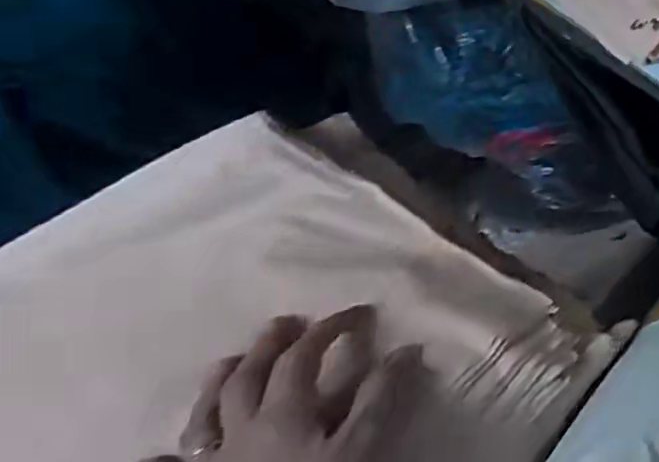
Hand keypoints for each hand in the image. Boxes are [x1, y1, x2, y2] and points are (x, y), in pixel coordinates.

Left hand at [148, 307, 424, 461]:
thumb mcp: (359, 444)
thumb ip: (379, 396)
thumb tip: (405, 348)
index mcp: (282, 412)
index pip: (303, 355)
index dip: (330, 327)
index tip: (359, 313)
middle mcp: (239, 430)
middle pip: (247, 379)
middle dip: (268, 346)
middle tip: (284, 322)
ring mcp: (211, 460)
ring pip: (204, 416)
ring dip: (216, 385)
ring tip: (226, 363)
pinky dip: (161, 457)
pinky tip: (151, 453)